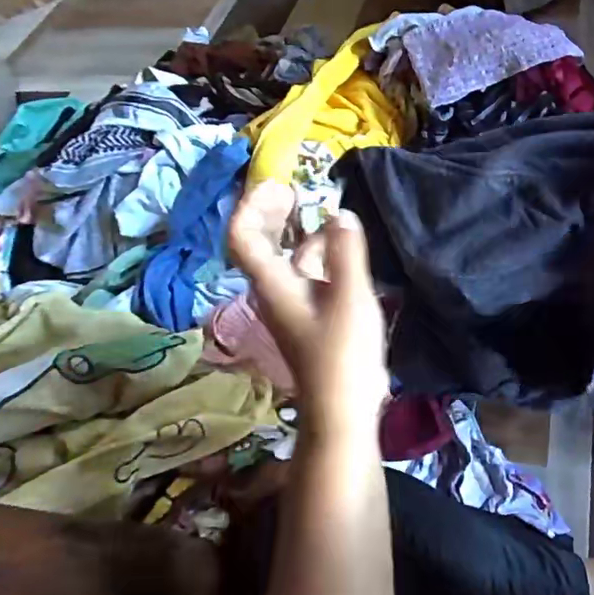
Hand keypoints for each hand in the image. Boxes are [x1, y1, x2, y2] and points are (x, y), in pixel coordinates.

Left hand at [228, 182, 388, 440]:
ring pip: (286, 259)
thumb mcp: (350, 296)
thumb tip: (338, 213)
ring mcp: (292, 305)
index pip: (243, 237)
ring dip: (298, 232)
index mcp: (274, 284)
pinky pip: (307, 275)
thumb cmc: (343, 353)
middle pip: (258, 244)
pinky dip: (319, 255)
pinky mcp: (311, 317)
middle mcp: (275, 291)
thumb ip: (345, 252)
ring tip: (326, 213)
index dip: (253, 205)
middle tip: (293, 190)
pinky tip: (344, 251)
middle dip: (270, 212)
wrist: (344, 408)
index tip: (281, 185)